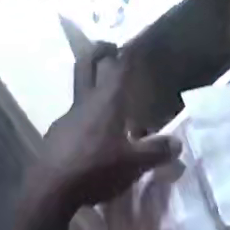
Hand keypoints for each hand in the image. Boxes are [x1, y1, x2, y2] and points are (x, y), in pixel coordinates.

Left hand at [28, 44, 178, 215]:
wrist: (51, 188)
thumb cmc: (96, 168)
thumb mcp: (133, 164)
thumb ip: (156, 151)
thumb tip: (178, 143)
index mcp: (106, 101)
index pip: (117, 67)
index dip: (125, 53)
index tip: (131, 42)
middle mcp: (85, 101)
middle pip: (86, 64)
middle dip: (98, 51)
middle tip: (110, 47)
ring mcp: (67, 116)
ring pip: (80, 91)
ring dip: (92, 86)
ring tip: (109, 100)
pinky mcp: (56, 133)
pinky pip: (74, 117)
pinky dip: (85, 116)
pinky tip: (93, 136)